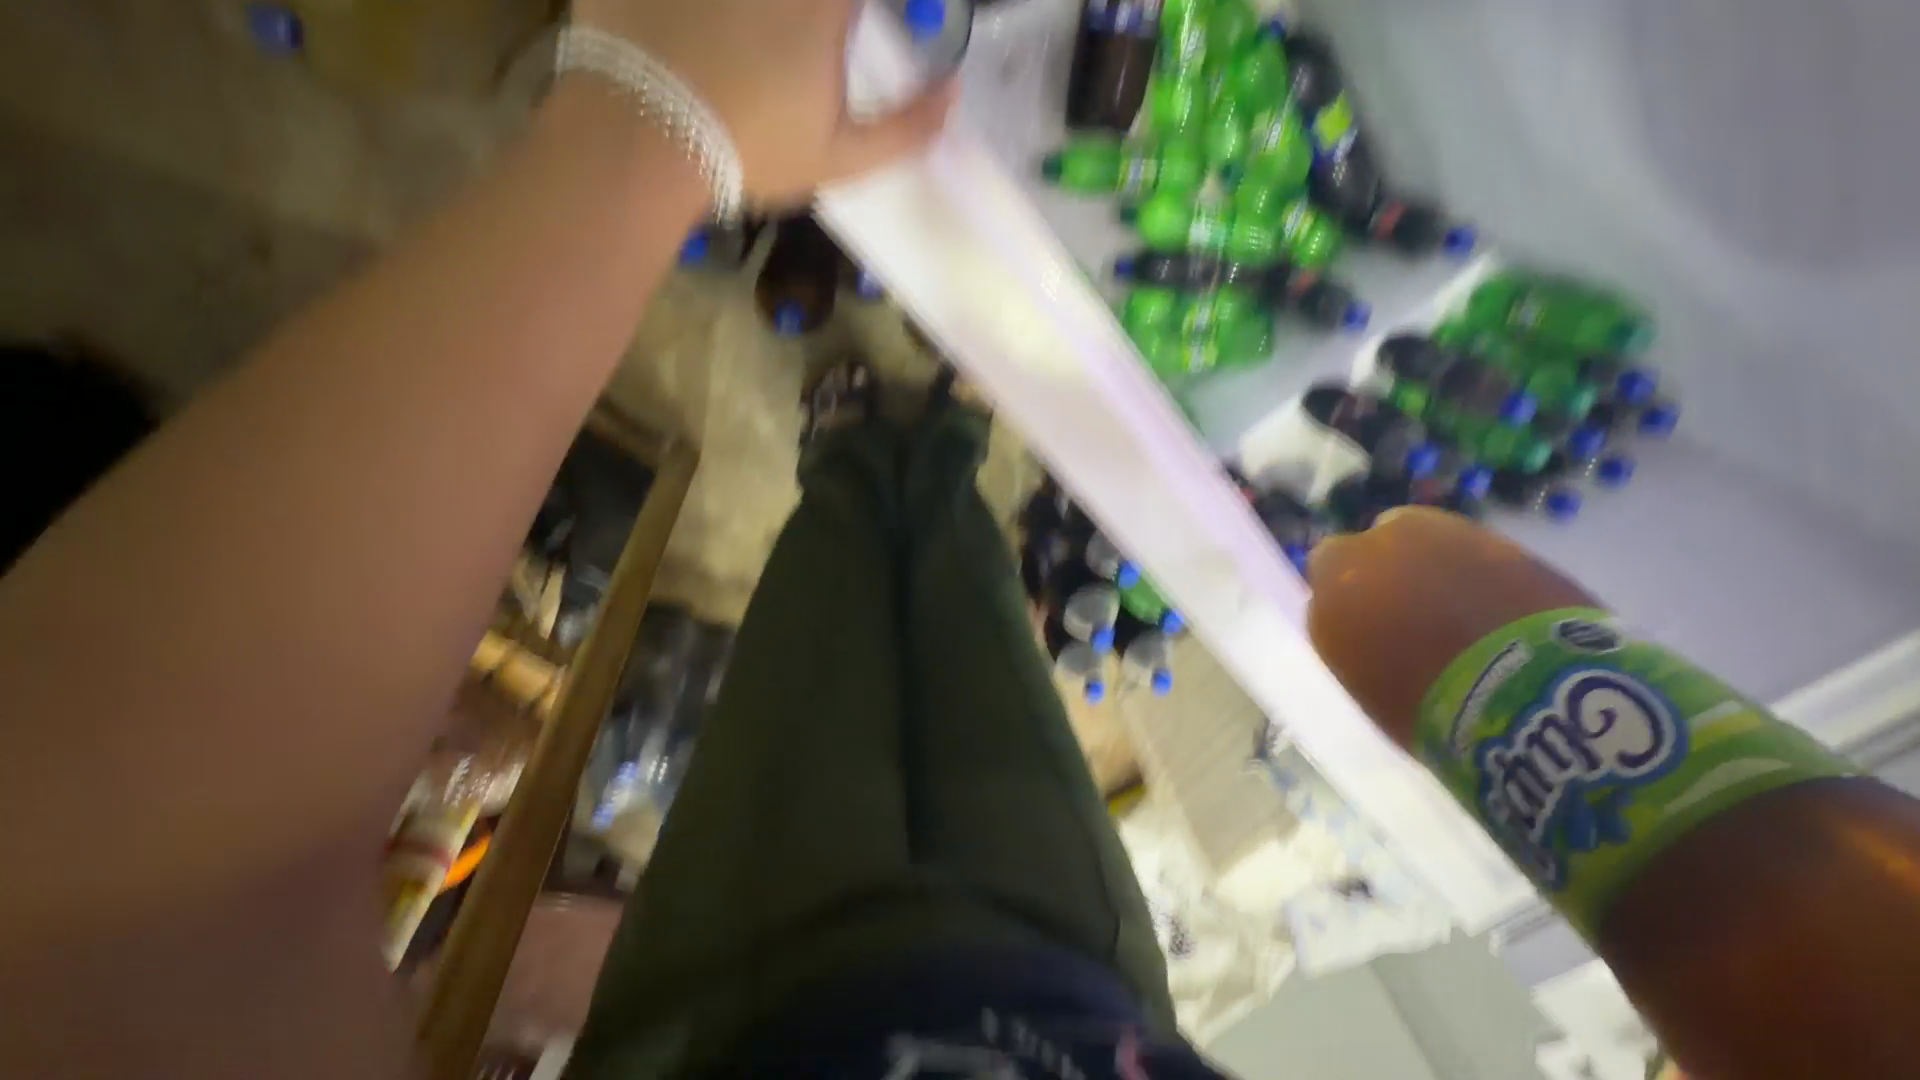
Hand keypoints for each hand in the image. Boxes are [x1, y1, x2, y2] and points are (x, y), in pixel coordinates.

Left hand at [571, 0, 958, 206]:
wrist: (641, 142)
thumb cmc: (750, 152)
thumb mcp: (839, 159)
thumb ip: (905, 130)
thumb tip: (953, 95)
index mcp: (820, 7)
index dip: (852, 17)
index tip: (850, 33)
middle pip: (811, 1)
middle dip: (813, 20)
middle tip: (801, 56)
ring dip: (761, 13)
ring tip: (758, 44)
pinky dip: (683, 10)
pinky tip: (695, 29)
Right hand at [1306, 507, 1593, 745]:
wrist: (1526, 692)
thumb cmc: (1426, 704)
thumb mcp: (1364, 680)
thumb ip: (1353, 639)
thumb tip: (1367, 631)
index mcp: (1336, 579)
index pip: (1325, 570)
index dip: (1347, 595)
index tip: (1365, 623)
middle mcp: (1379, 544)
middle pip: (1373, 545)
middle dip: (1387, 570)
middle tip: (1410, 612)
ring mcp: (1442, 533)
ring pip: (1425, 540)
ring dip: (1433, 566)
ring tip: (1459, 608)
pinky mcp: (1500, 539)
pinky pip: (1474, 551)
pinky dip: (1479, 573)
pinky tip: (1496, 607)